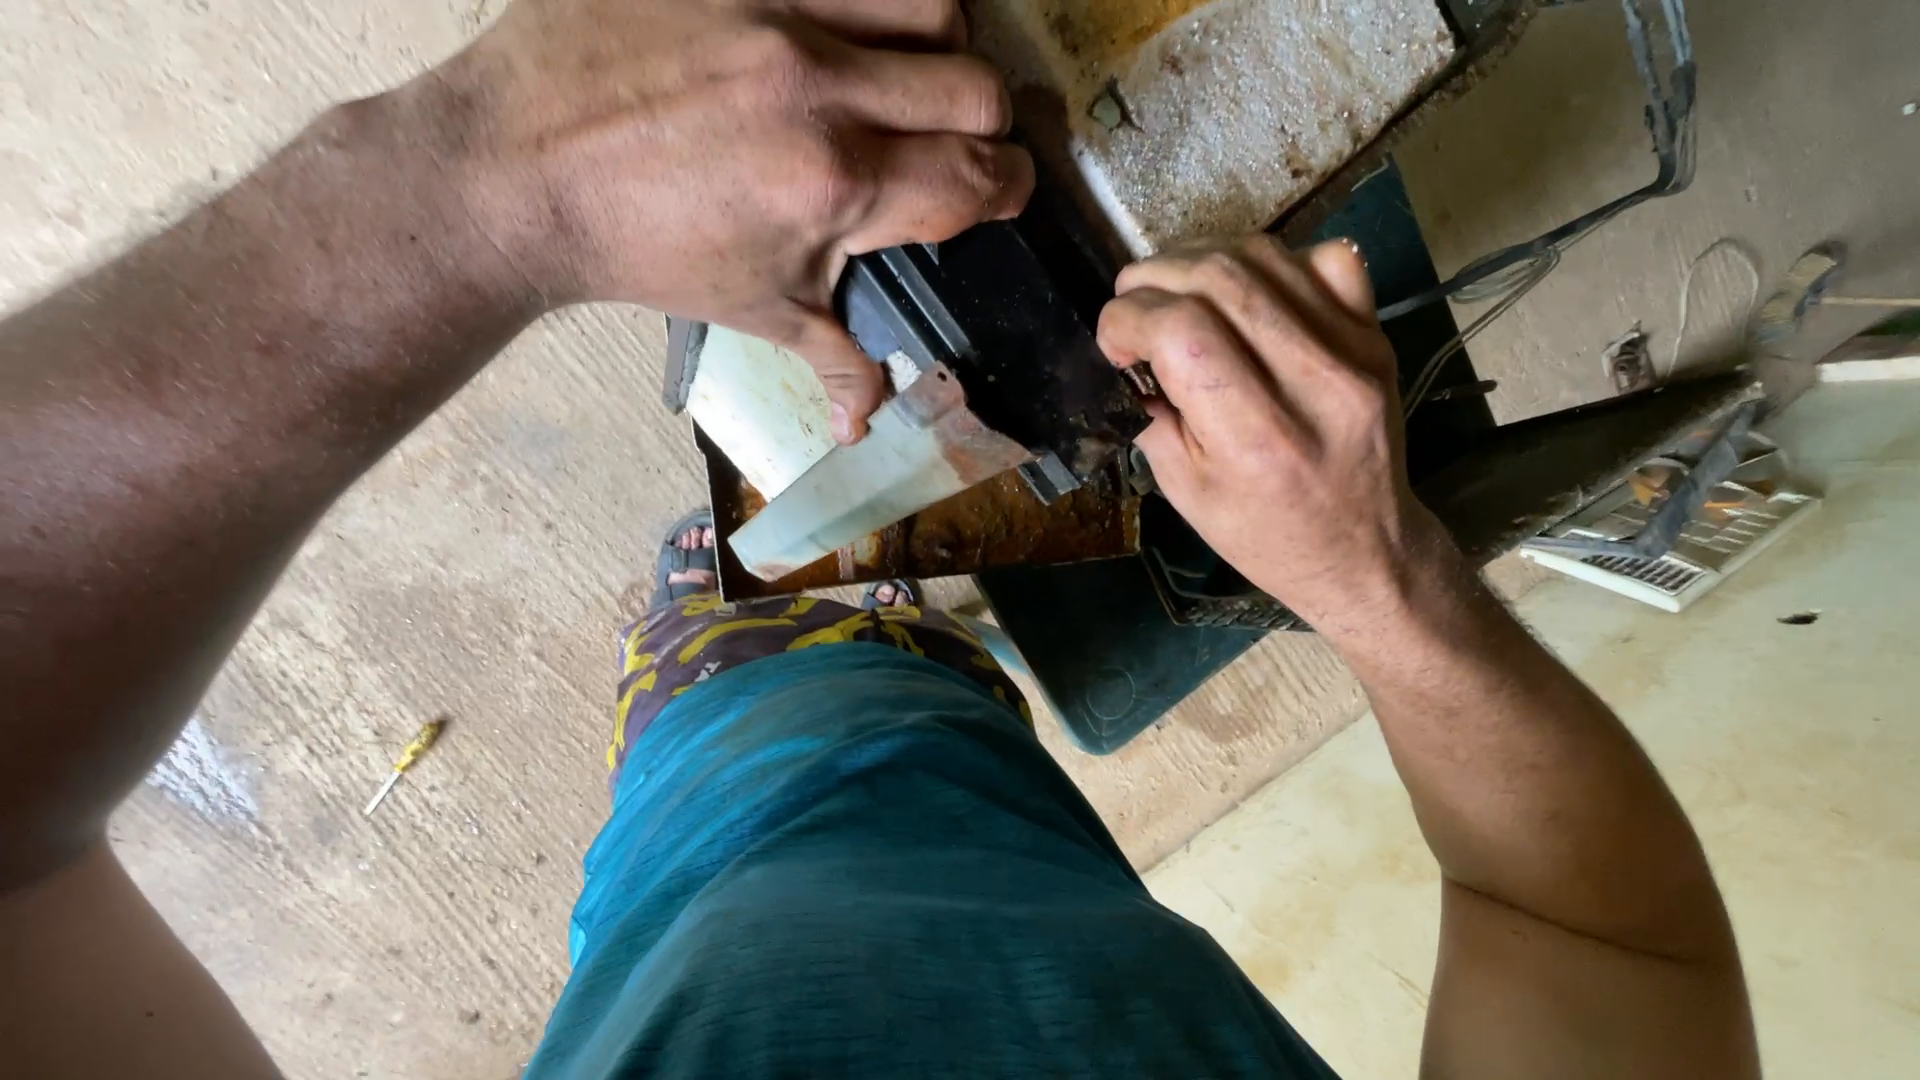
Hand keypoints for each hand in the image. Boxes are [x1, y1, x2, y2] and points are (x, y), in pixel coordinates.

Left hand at [436, 0, 1034, 439]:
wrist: (520, 172)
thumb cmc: (645, 252)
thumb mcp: (754, 312)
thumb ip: (835, 362)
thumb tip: (867, 426)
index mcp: (837, 185)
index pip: (977, 178)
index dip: (1009, 189)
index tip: (1002, 194)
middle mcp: (824, 91)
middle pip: (980, 91)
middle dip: (991, 129)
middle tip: (959, 146)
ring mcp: (778, 12)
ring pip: (937, 8)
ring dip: (947, 51)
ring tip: (914, 81)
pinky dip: (880, 4)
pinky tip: (858, 35)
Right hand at [1096, 236, 1457, 635]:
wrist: (1361, 550)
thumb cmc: (1262, 535)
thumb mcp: (1185, 492)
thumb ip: (1152, 414)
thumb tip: (1129, 353)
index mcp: (1253, 439)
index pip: (1180, 331)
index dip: (1127, 319)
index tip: (1113, 341)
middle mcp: (1310, 383)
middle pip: (1218, 279)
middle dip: (1152, 277)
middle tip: (1131, 304)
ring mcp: (1354, 352)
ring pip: (1264, 257)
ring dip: (1200, 259)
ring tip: (1174, 289)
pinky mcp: (1376, 336)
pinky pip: (1327, 259)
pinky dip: (1272, 261)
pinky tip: (1244, 292)